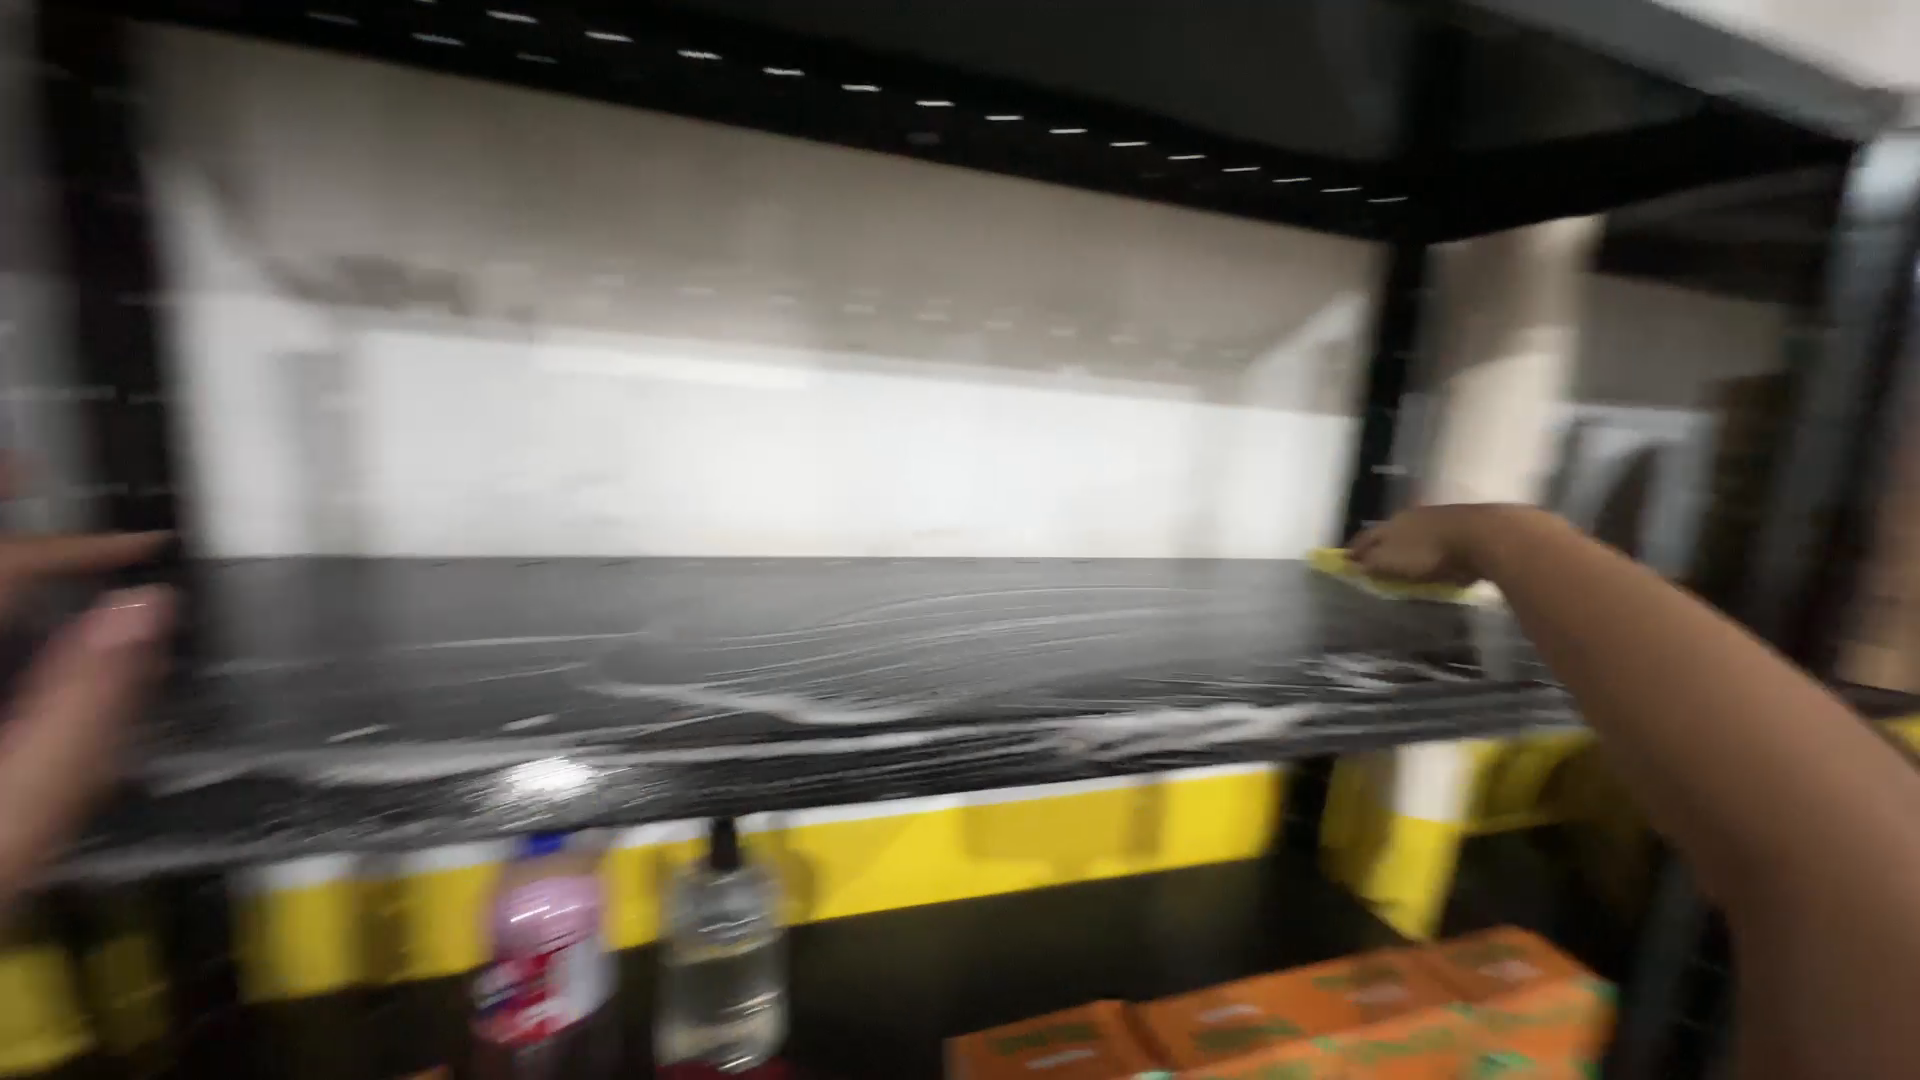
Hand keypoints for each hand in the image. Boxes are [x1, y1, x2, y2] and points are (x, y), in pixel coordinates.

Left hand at [0, 530, 171, 907]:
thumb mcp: (39, 797)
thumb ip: (93, 699)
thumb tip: (147, 608)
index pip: (5, 573)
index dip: (72, 550)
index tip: (137, 545)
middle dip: (10, 518)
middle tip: (30, 465)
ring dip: (8, 559)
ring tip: (27, 512)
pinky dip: (7, 597)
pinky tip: (30, 596)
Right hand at [1347, 504, 1521, 586]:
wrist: (1486, 536)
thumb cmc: (1429, 552)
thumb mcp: (1391, 561)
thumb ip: (1370, 562)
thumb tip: (1351, 563)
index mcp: (1390, 524)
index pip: (1364, 537)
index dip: (1354, 550)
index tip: (1346, 560)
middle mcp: (1411, 517)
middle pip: (1389, 533)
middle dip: (1380, 546)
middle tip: (1374, 560)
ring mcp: (1438, 519)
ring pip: (1415, 534)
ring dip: (1407, 547)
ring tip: (1405, 561)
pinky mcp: (1463, 527)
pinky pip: (1439, 542)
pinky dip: (1432, 550)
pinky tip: (1436, 559)